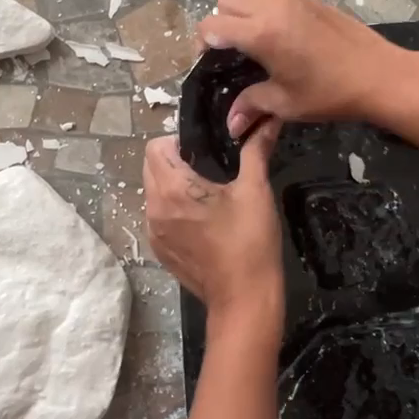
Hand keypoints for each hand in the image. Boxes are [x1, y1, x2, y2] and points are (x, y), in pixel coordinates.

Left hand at [143, 121, 284, 322]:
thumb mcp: (256, 190)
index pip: (156, 146)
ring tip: (206, 192)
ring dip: (172, 185)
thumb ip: (256, 149)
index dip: (178, 141)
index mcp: (173, 189)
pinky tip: (201, 218)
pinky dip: (172, 208)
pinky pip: (158, 215)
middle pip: (151, 166)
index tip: (204, 149)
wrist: (244, 299)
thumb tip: (267, 119)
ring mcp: (154, 232)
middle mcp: (154, 208)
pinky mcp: (160, 250)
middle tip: (208, 167)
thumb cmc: (250, 241)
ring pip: (152, 191)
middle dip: (174, 160)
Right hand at [197, 0, 412, 137]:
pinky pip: (277, 0)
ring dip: (246, 16)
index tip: (213, 62)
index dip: (204, 42)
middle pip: (228, 2)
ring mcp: (295, 1)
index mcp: (261, 32)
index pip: (212, 24)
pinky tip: (287, 41)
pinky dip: (269, 14)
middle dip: (222, 24)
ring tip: (259, 46)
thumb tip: (231, 125)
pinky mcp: (313, 2)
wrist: (381, 75)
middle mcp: (273, 8)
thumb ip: (251, 106)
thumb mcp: (286, 104)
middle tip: (233, 53)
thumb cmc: (330, 93)